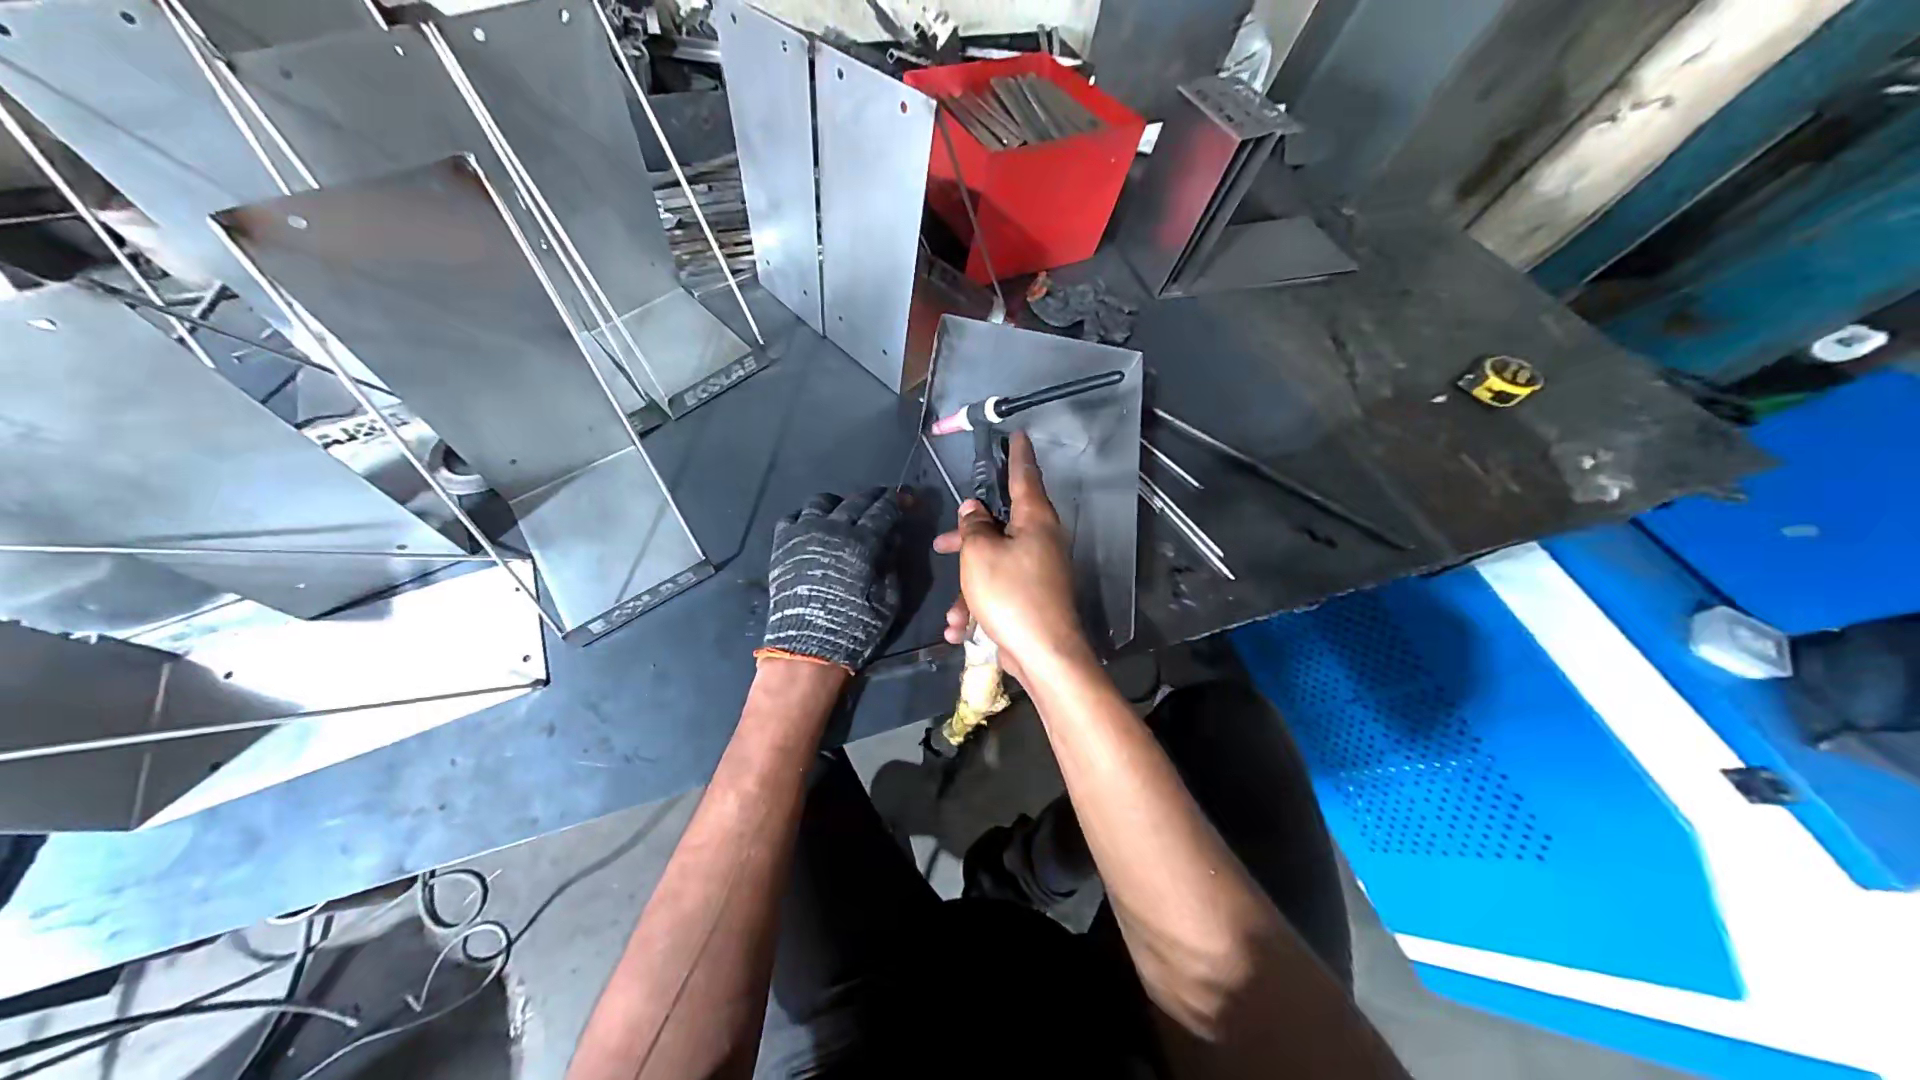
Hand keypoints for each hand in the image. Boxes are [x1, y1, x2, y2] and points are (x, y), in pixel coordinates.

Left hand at [760, 488, 901, 671]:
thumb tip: (892, 540)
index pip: (883, 511)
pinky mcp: (783, 545)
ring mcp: (804, 534)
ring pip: (821, 502)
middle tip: (882, 498)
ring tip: (843, 511)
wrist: (808, 646)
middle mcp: (833, 529)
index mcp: (862, 543)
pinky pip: (793, 517)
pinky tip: (813, 525)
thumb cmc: (855, 626)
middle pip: (855, 502)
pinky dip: (806, 517)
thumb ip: (891, 565)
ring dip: (838, 503)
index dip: (897, 502)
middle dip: (872, 497)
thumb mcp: (888, 599)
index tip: (906, 498)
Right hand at [933, 431, 1092, 680]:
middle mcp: (1042, 540)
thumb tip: (973, 509)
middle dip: (966, 539)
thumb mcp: (980, 554)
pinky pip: (1000, 592)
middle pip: (999, 525)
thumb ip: (973, 526)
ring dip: (967, 588)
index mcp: (1035, 520)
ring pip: (993, 565)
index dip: (1017, 454)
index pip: (1024, 475)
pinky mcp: (1033, 599)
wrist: (1044, 654)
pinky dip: (979, 608)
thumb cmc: (1011, 594)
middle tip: (942, 541)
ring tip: (953, 614)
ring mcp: (1039, 571)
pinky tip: (961, 631)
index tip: (1017, 434)